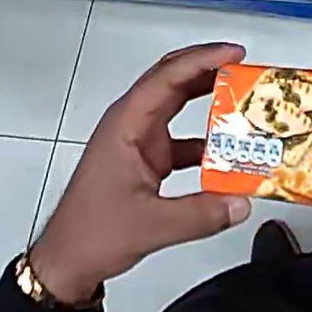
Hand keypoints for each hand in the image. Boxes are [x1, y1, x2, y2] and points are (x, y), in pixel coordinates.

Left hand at [29, 43, 253, 304]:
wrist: (68, 258)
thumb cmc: (93, 231)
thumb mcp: (150, 225)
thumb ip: (200, 214)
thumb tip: (241, 202)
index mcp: (127, 123)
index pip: (167, 77)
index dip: (201, 60)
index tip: (233, 53)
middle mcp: (132, 121)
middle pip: (171, 78)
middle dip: (207, 66)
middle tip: (244, 64)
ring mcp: (138, 137)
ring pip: (175, 102)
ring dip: (207, 95)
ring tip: (242, 94)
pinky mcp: (146, 156)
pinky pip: (181, 135)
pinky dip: (205, 136)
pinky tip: (229, 147)